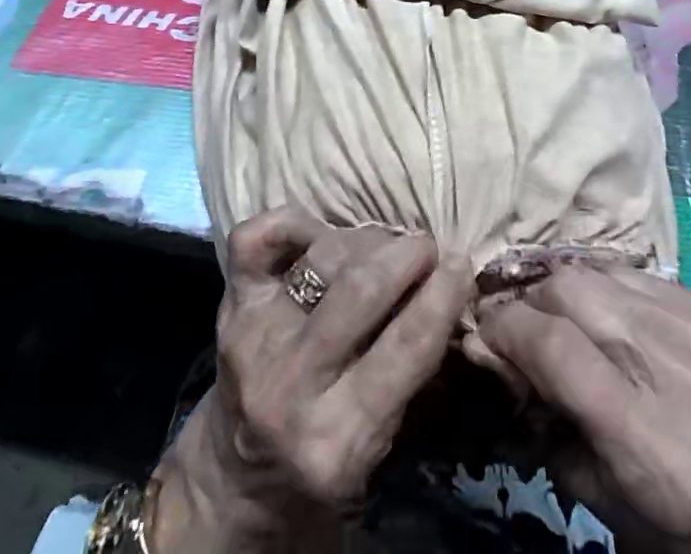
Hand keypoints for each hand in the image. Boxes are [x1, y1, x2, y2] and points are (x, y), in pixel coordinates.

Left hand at [150, 209, 473, 552]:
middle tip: (426, 246)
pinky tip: (322, 233)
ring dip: (365, 239)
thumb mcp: (383, 438)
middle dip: (405, 256)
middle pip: (359, 291)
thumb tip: (449, 288)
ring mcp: (252, 338)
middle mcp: (289, 385)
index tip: (461, 264)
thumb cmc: (327, 455)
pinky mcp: (229, 305)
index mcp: (339, 437)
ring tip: (384, 244)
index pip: (404, 349)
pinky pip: (254, 239)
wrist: (242, 468)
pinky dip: (293, 222)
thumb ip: (416, 370)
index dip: (441, 297)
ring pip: (319, 259)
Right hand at [474, 267, 690, 553]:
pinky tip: (599, 318)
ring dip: (559, 294)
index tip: (484, 335)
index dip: (506, 328)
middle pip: (572, 292)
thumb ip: (528, 402)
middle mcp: (682, 375)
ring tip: (557, 321)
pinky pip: (620, 271)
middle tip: (519, 330)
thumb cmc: (657, 507)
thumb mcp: (580, 477)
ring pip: (591, 272)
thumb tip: (479, 339)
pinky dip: (594, 288)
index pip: (557, 346)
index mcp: (652, 441)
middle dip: (529, 304)